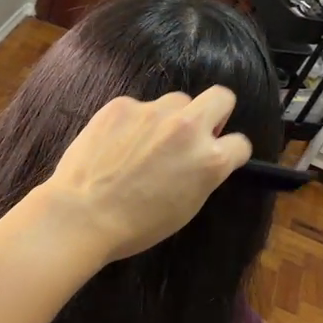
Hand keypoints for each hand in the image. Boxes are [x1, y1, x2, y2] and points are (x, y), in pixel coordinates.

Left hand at [33, 87, 253, 262]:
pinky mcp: (121, 106)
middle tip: (193, 133)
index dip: (228, 152)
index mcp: (210, 160)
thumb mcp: (185, 208)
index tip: (215, 157)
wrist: (82, 215)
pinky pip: (137, 107)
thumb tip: (201, 160)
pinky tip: (114, 145)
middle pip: (220, 97)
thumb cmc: (135, 226)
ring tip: (143, 145)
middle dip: (214, 112)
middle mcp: (188, 127)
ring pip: (175, 101)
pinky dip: (131, 122)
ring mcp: (153, 112)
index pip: (240, 143)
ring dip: (169, 117)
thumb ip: (201, 175)